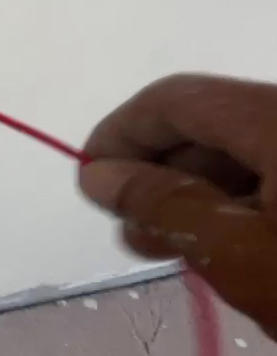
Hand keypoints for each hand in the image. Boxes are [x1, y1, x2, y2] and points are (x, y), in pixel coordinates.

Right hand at [78, 73, 276, 339]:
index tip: (95, 189)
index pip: (174, 101)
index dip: (119, 137)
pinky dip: (271, 206)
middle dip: (167, 176)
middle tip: (141, 236)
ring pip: (267, 155)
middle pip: (222, 126)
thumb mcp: (240, 255)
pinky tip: (265, 253)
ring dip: (216, 197)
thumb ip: (158, 204)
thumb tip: (102, 174)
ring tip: (199, 254)